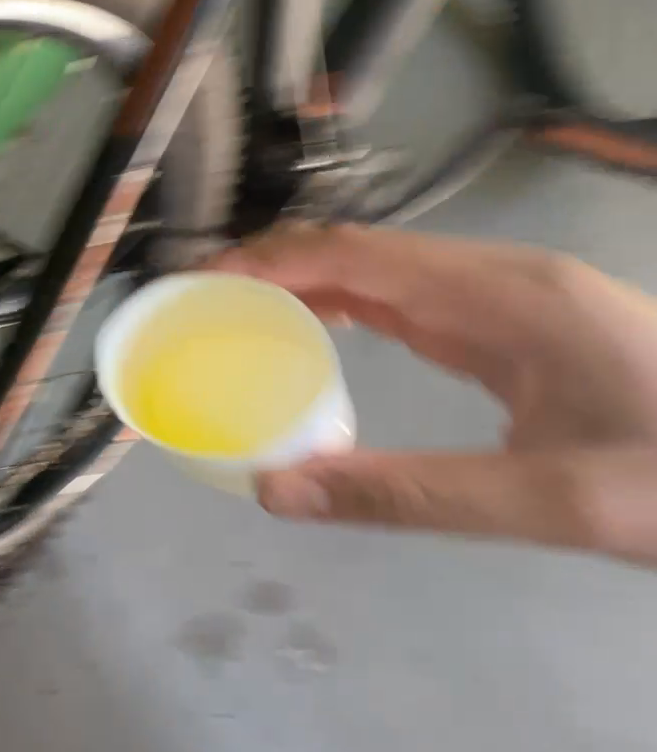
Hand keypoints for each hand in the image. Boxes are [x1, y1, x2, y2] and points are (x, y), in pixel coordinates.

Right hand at [211, 224, 656, 564]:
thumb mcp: (560, 502)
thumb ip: (409, 495)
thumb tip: (272, 491)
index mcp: (500, 293)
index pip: (349, 251)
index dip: (261, 260)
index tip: (191, 285)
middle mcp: (498, 278)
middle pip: (354, 248)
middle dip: (266, 266)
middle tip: (196, 305)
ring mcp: (512, 298)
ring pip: (376, 268)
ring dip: (300, 282)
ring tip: (232, 313)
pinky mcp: (518, 325)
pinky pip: (405, 297)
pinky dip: (342, 305)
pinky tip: (313, 329)